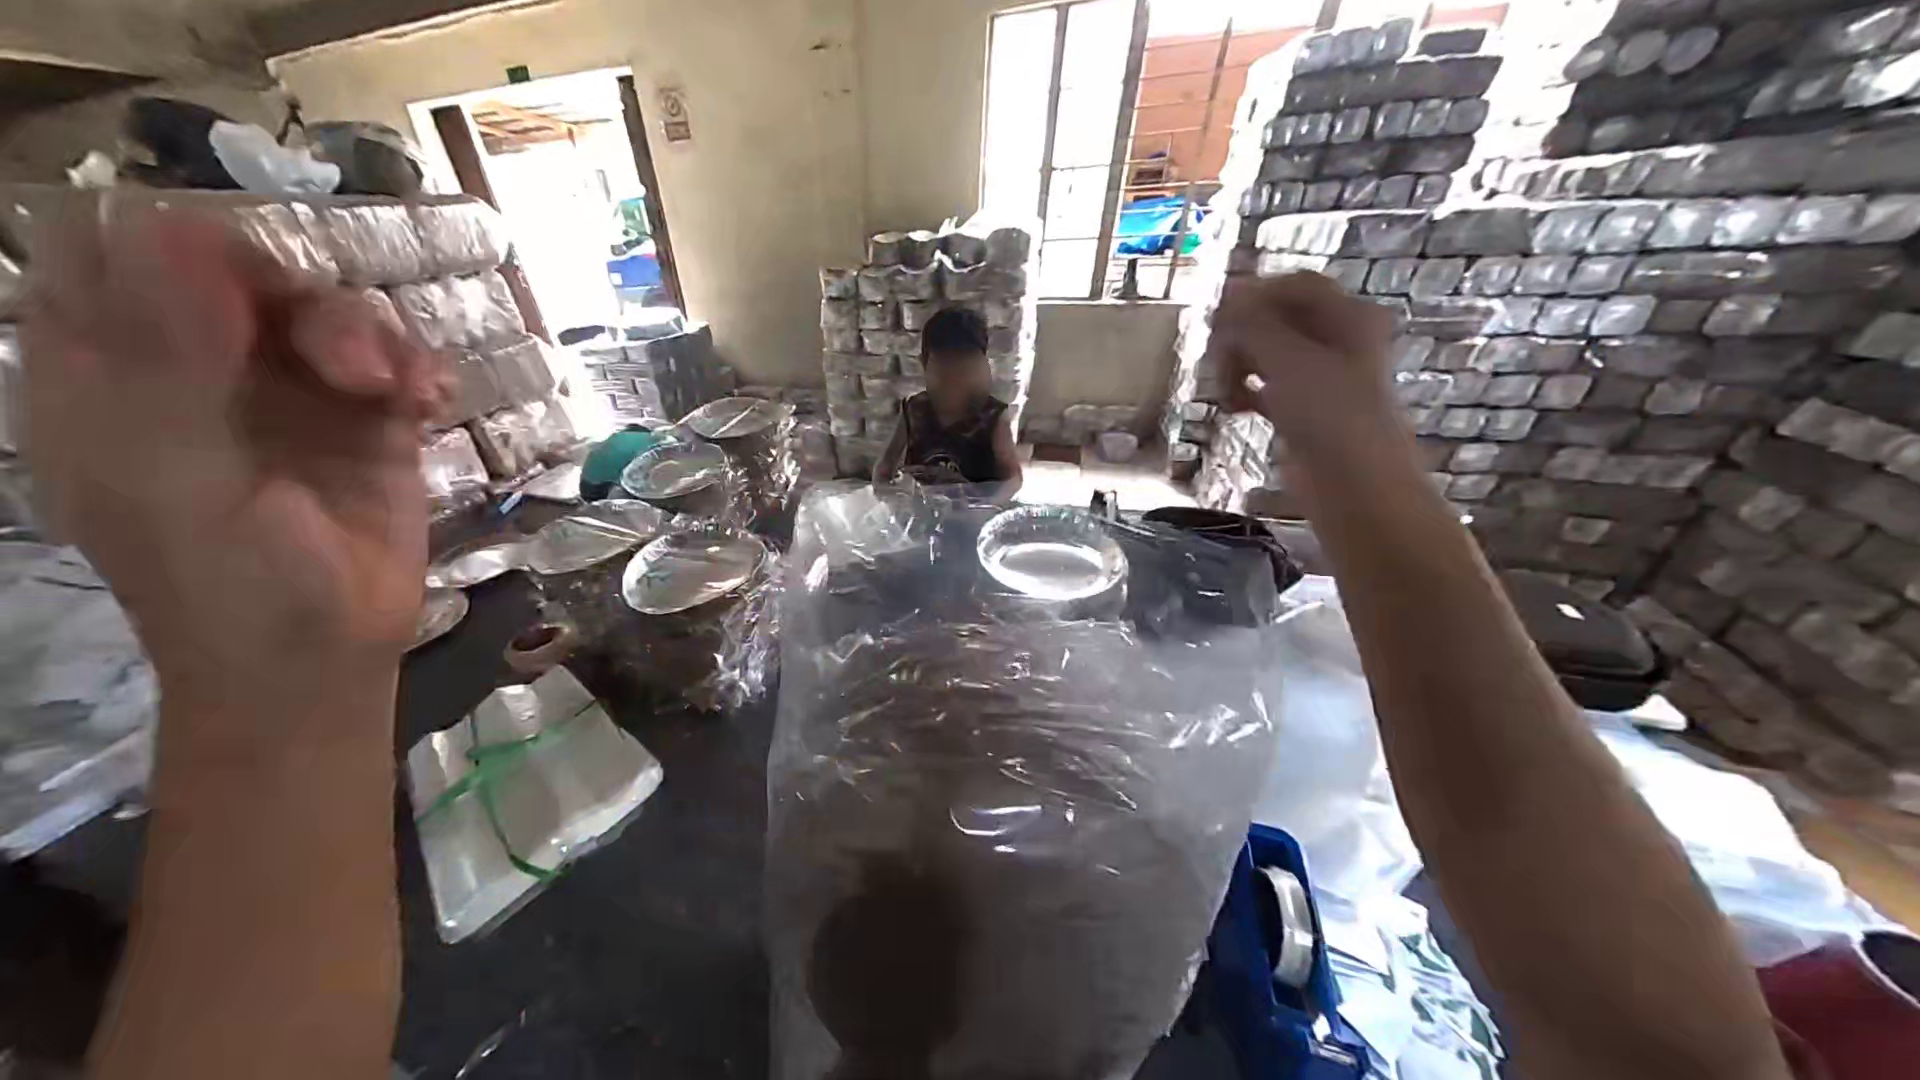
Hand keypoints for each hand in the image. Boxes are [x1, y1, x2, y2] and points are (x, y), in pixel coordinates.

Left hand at [22, 197, 443, 712]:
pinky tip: (433, 402)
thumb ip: (168, 357)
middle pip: (252, 277)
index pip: (119, 257)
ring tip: (397, 393)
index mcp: (116, 373)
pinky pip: (403, 368)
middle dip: (304, 300)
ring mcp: (302, 400)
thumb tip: (181, 231)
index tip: (251, 292)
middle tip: (345, 362)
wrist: (322, 654)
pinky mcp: (376, 428)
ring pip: (337, 317)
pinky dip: (423, 372)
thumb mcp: (171, 473)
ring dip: (374, 339)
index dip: (185, 250)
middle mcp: (210, 372)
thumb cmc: (225, 581)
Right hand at [1206, 272, 1404, 457]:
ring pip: (1267, 355)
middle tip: (1218, 360)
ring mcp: (1320, 378)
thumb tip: (1227, 296)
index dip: (1255, 295)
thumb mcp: (1288, 358)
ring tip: (1226, 390)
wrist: (1352, 482)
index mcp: (1349, 318)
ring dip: (1239, 366)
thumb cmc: (1329, 413)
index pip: (1295, 286)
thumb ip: (1253, 324)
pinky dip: (1246, 392)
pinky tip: (1234, 407)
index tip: (1219, 317)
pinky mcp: (1303, 410)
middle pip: (1277, 320)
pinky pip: (1265, 387)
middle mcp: (1338, 342)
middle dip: (1242, 337)